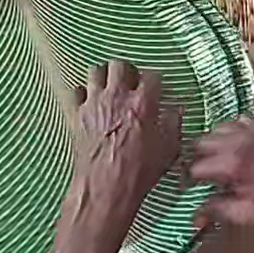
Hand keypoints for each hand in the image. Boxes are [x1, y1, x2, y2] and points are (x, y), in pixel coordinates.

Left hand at [70, 60, 180, 219]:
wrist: (105, 187)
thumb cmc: (139, 170)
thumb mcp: (168, 148)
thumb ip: (173, 124)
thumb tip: (176, 110)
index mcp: (142, 103)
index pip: (152, 76)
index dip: (157, 81)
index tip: (158, 88)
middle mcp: (117, 97)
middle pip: (120, 65)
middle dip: (128, 70)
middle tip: (132, 82)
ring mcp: (94, 104)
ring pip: (95, 71)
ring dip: (105, 76)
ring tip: (111, 87)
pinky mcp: (78, 115)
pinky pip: (77, 91)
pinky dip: (84, 93)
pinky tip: (92, 101)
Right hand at [189, 120, 253, 228]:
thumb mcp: (248, 214)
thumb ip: (218, 211)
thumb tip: (197, 216)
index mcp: (230, 163)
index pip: (194, 168)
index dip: (191, 180)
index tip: (192, 188)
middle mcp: (238, 141)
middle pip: (201, 143)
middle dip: (199, 159)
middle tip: (204, 175)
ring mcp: (252, 131)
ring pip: (218, 129)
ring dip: (214, 143)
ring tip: (219, 160)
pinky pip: (239, 121)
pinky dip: (234, 131)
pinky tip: (239, 145)